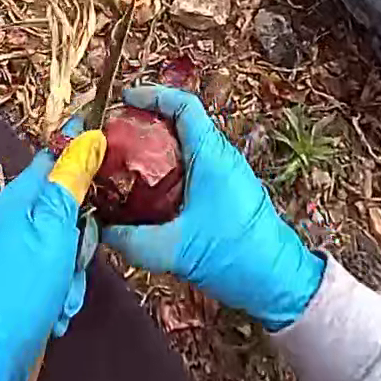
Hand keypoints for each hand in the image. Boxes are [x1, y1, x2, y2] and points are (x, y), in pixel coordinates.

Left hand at [0, 131, 104, 380]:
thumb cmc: (19, 286)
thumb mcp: (53, 227)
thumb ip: (70, 181)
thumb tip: (89, 135)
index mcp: (21, 196)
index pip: (58, 158)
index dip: (87, 161)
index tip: (113, 175)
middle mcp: (17, 218)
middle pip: (68, 208)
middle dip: (82, 238)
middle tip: (74, 259)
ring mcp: (17, 250)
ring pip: (67, 247)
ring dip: (72, 274)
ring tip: (61, 297)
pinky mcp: (21, 281)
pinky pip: (55, 276)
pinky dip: (61, 295)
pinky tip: (54, 314)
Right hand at [102, 86, 324, 330]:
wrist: (282, 285)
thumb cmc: (237, 258)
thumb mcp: (176, 251)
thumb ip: (132, 241)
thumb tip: (99, 230)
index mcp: (212, 157)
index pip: (184, 105)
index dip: (153, 94)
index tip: (125, 98)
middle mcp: (220, 157)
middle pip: (180, 120)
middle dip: (145, 117)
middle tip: (115, 128)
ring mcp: (224, 173)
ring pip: (184, 141)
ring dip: (155, 141)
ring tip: (123, 153)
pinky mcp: (224, 190)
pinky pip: (190, 162)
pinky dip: (165, 163)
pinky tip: (145, 184)